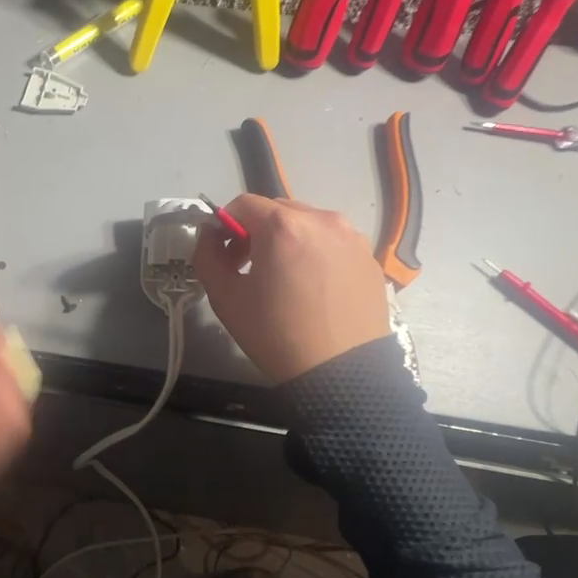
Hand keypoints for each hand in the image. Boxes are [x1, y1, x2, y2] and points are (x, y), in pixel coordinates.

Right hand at [192, 196, 388, 382]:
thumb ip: (207, 255)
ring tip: (284, 278)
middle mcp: (322, 220)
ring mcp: (351, 237)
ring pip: (306, 224)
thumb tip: (211, 235)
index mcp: (284, 226)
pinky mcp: (370, 257)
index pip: (243, 204)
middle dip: (256, 231)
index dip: (225, 224)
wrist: (343, 374)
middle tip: (249, 266)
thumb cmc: (277, 334)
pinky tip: (312, 288)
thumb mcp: (225, 297)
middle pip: (277, 210)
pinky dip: (315, 253)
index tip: (223, 253)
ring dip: (287, 240)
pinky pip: (332, 242)